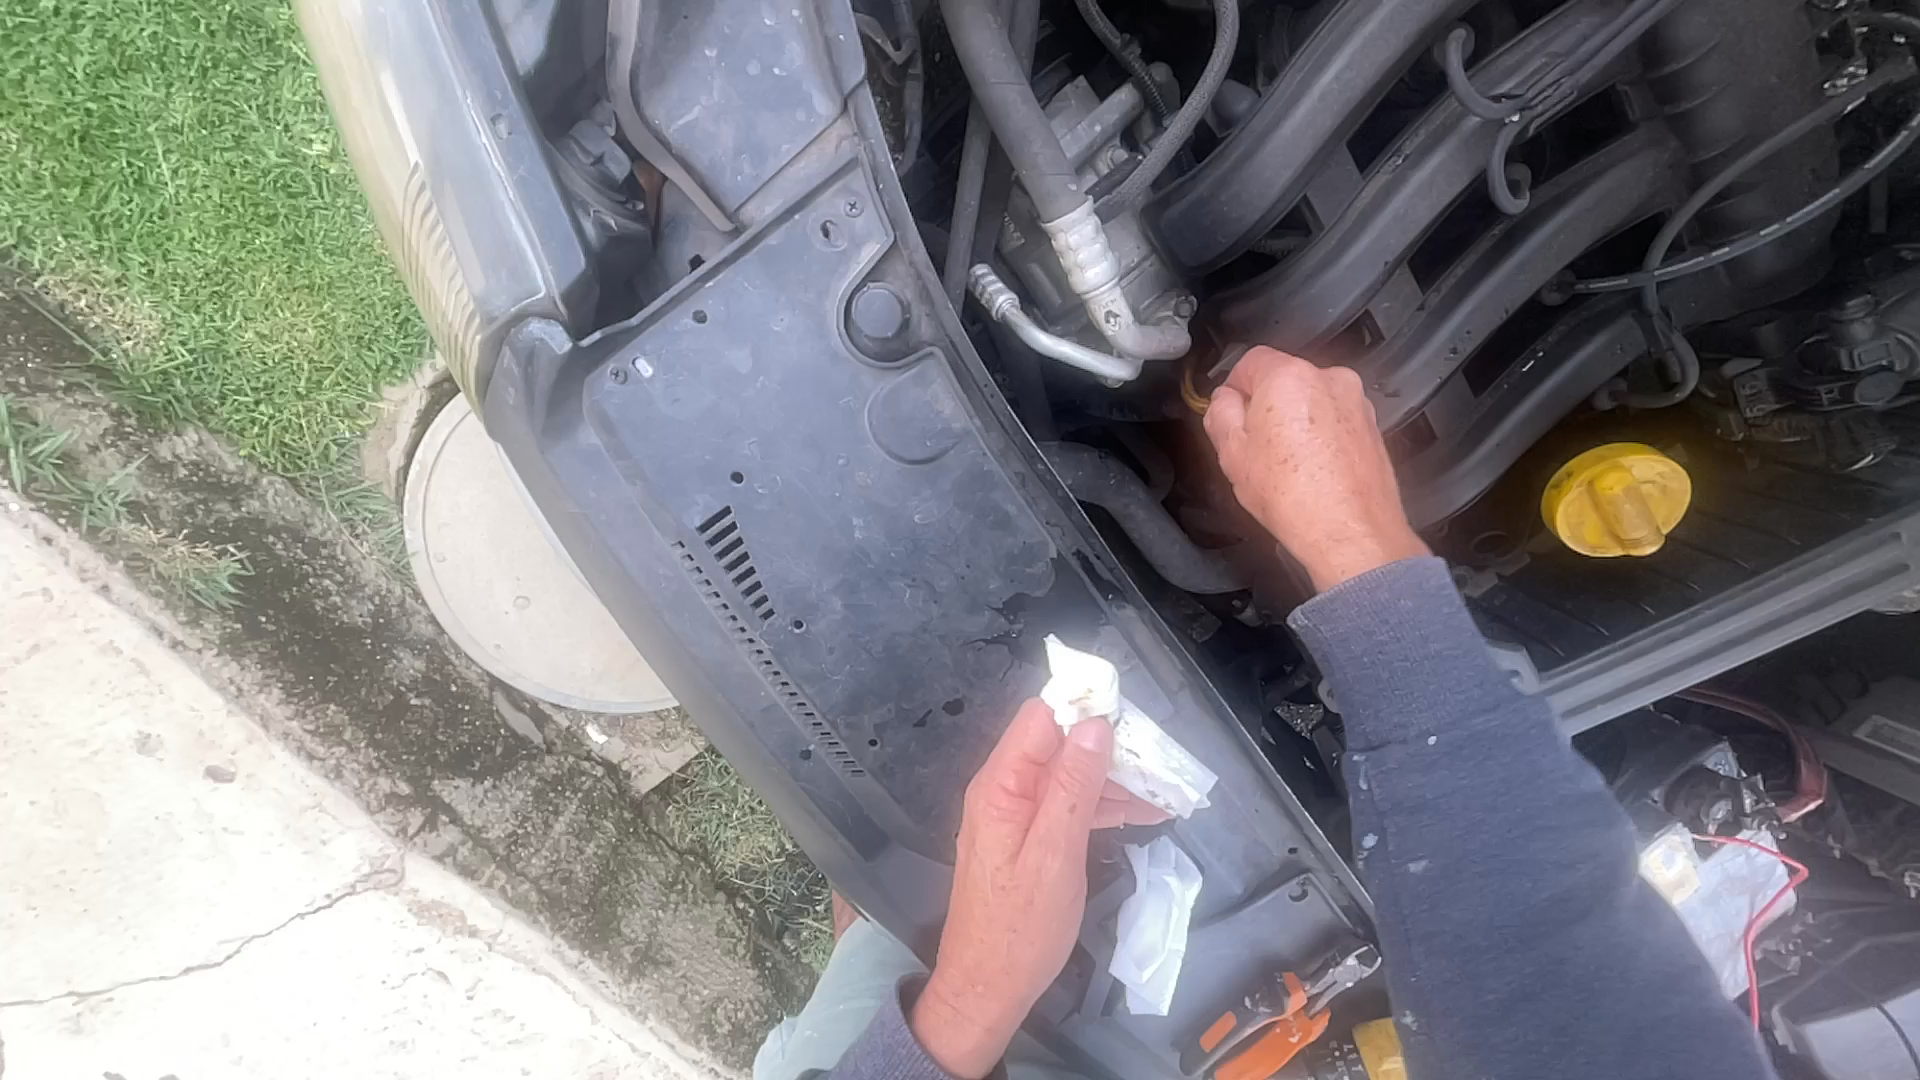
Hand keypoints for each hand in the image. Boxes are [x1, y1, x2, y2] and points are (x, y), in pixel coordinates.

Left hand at [911, 699, 1165, 1076]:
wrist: (987, 989)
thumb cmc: (1019, 930)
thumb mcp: (1055, 856)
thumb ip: (1073, 788)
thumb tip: (1095, 726)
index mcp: (1001, 784)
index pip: (1039, 718)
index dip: (1082, 707)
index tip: (1128, 714)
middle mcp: (1004, 788)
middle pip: (1058, 744)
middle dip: (1107, 747)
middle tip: (1158, 761)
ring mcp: (1015, 812)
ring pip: (1068, 774)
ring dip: (1112, 779)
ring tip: (1162, 791)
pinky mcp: (1028, 834)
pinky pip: (1067, 803)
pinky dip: (1101, 805)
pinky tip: (1140, 812)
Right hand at [1203, 347, 1429, 591]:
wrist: (1349, 532)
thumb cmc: (1293, 496)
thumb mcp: (1231, 454)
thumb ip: (1219, 414)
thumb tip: (1223, 401)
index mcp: (1288, 377)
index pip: (1250, 360)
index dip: (1233, 388)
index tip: (1228, 414)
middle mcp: (1328, 379)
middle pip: (1282, 380)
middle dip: (1264, 407)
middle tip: (1253, 447)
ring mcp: (1356, 401)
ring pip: (1309, 400)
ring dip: (1292, 422)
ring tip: (1283, 465)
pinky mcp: (1372, 426)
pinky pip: (1332, 420)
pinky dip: (1318, 436)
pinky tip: (1309, 470)